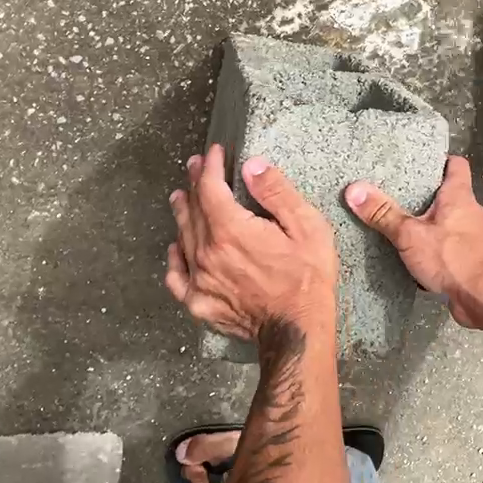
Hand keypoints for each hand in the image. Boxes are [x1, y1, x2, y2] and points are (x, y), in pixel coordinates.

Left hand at [166, 145, 338, 339]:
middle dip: (195, 183)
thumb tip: (252, 166)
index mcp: (232, 230)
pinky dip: (174, 258)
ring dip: (182, 213)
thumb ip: (276, 193)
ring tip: (181, 197)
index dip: (211, 167)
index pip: (211, 189)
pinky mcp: (200, 303)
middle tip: (195, 166)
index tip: (215, 152)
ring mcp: (200, 280)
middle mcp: (207, 253)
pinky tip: (176, 249)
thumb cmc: (307, 277)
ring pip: (183, 238)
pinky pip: (177, 276)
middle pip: (193, 211)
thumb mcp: (306, 226)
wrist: (296, 329)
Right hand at [345, 155, 482, 327]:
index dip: (441, 160)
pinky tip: (413, 255)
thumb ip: (383, 213)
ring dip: (428, 222)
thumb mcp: (410, 235)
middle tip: (398, 193)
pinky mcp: (468, 259)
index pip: (457, 165)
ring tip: (400, 223)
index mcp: (459, 196)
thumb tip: (354, 189)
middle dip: (425, 194)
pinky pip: (447, 245)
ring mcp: (471, 236)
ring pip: (447, 221)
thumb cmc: (453, 258)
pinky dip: (432, 246)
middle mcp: (469, 212)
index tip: (419, 161)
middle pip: (449, 193)